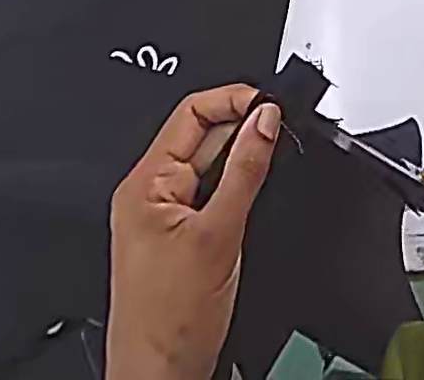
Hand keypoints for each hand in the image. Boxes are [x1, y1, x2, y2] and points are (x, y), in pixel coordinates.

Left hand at [108, 85, 282, 379]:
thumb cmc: (167, 324)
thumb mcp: (218, 234)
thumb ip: (245, 169)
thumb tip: (264, 119)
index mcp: (145, 181)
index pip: (190, 112)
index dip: (231, 99)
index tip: (266, 103)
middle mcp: (150, 190)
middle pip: (202, 133)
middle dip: (241, 125)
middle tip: (277, 126)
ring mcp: (165, 210)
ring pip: (210, 159)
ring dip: (241, 152)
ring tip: (270, 152)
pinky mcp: (181, 229)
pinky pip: (211, 187)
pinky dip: (236, 179)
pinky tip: (254, 184)